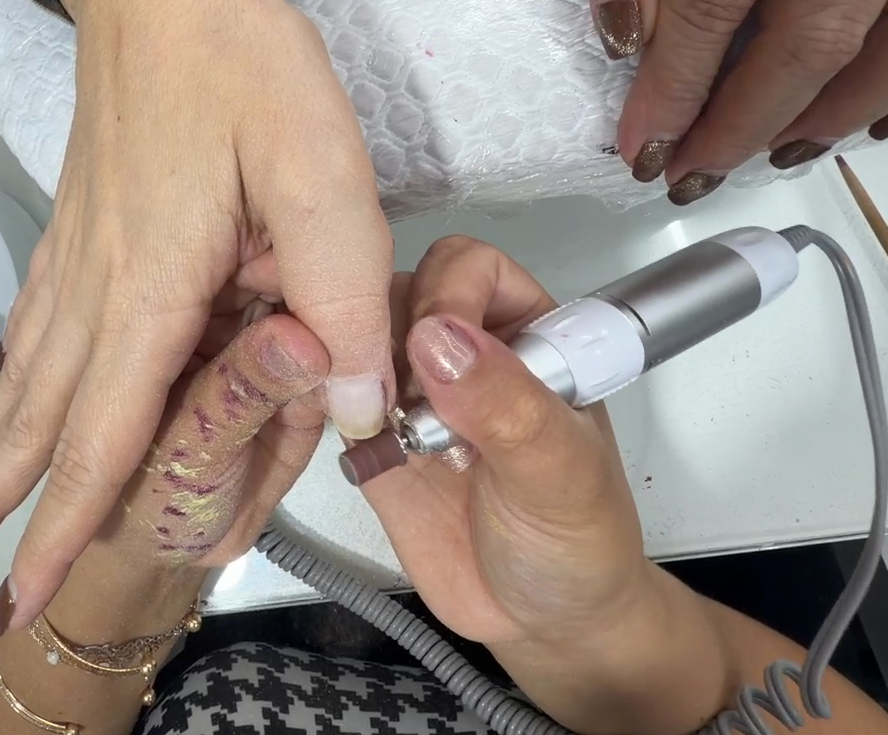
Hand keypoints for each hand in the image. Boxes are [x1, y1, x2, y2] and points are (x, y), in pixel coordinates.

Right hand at [0, 0, 394, 634]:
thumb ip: (341, 294)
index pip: (104, 430)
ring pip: (29, 366)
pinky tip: (10, 382)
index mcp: (153, 286)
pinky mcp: (81, 214)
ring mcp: (78, 245)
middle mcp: (97, 281)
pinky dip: (14, 370)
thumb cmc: (242, 67)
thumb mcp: (321, 172)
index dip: (68, 519)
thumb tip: (350, 408)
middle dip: (4, 499)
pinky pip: (37, 315)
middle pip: (43, 410)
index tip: (22, 590)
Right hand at [363, 237, 731, 734]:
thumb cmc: (574, 541)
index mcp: (518, 329)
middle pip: (395, 286)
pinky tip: (316, 412)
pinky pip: (326, 387)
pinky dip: (313, 391)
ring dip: (338, 355)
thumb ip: (507, 407)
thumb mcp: (559, 475)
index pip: (469, 267)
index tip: (432, 354)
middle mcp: (455, 344)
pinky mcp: (364, 426)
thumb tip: (436, 336)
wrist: (535, 620)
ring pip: (351, 329)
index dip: (446, 294)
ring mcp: (404, 384)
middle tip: (387, 397)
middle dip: (380, 327)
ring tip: (356, 411)